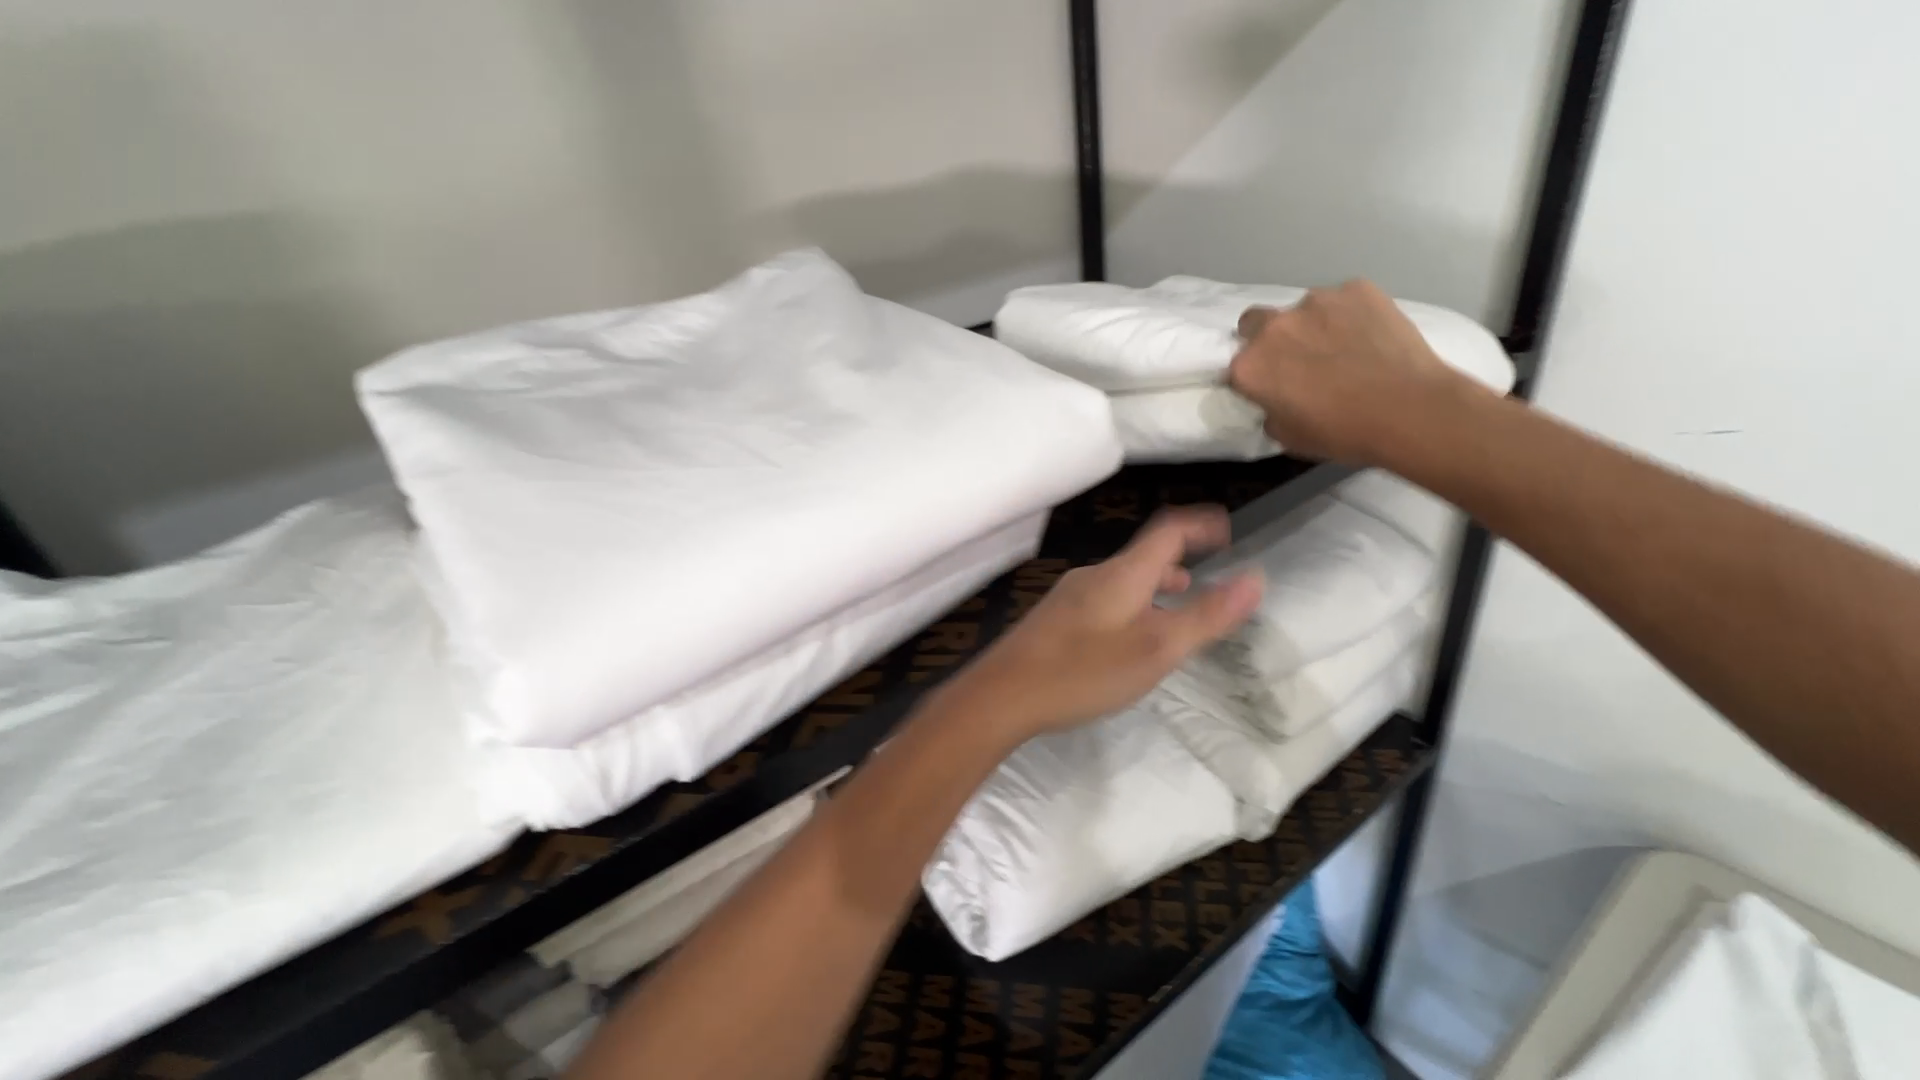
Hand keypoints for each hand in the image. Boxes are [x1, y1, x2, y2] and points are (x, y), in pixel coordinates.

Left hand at [944, 506, 1263, 741]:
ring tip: (1174, 615)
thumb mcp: (1156, 649)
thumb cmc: (1083, 672)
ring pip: (1123, 583)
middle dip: (1180, 564)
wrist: (1000, 696)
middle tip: (1207, 584)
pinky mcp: (1054, 623)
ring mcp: (1069, 599)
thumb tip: (1255, 578)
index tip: (1227, 532)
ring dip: (1155, 590)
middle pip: (1144, 557)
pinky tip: (1127, 645)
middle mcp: (1094, 576)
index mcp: (1123, 574)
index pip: (1168, 530)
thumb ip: (1205, 616)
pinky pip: (1104, 603)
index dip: (1201, 524)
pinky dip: (1131, 610)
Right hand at [1228, 280, 1483, 466]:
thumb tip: (1277, 401)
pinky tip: (1372, 335)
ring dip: (1314, 324)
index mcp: (1251, 366)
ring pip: (1304, 309)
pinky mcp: (1358, 288)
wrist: (1411, 410)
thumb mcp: (1290, 438)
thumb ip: (1271, 412)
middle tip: (1298, 359)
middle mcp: (1275, 326)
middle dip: (1268, 337)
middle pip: (1255, 321)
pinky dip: (1352, 314)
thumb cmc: (1344, 433)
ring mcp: (1318, 301)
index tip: (1272, 387)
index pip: (1237, 365)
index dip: (1254, 376)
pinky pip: (1345, 299)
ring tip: (1345, 347)